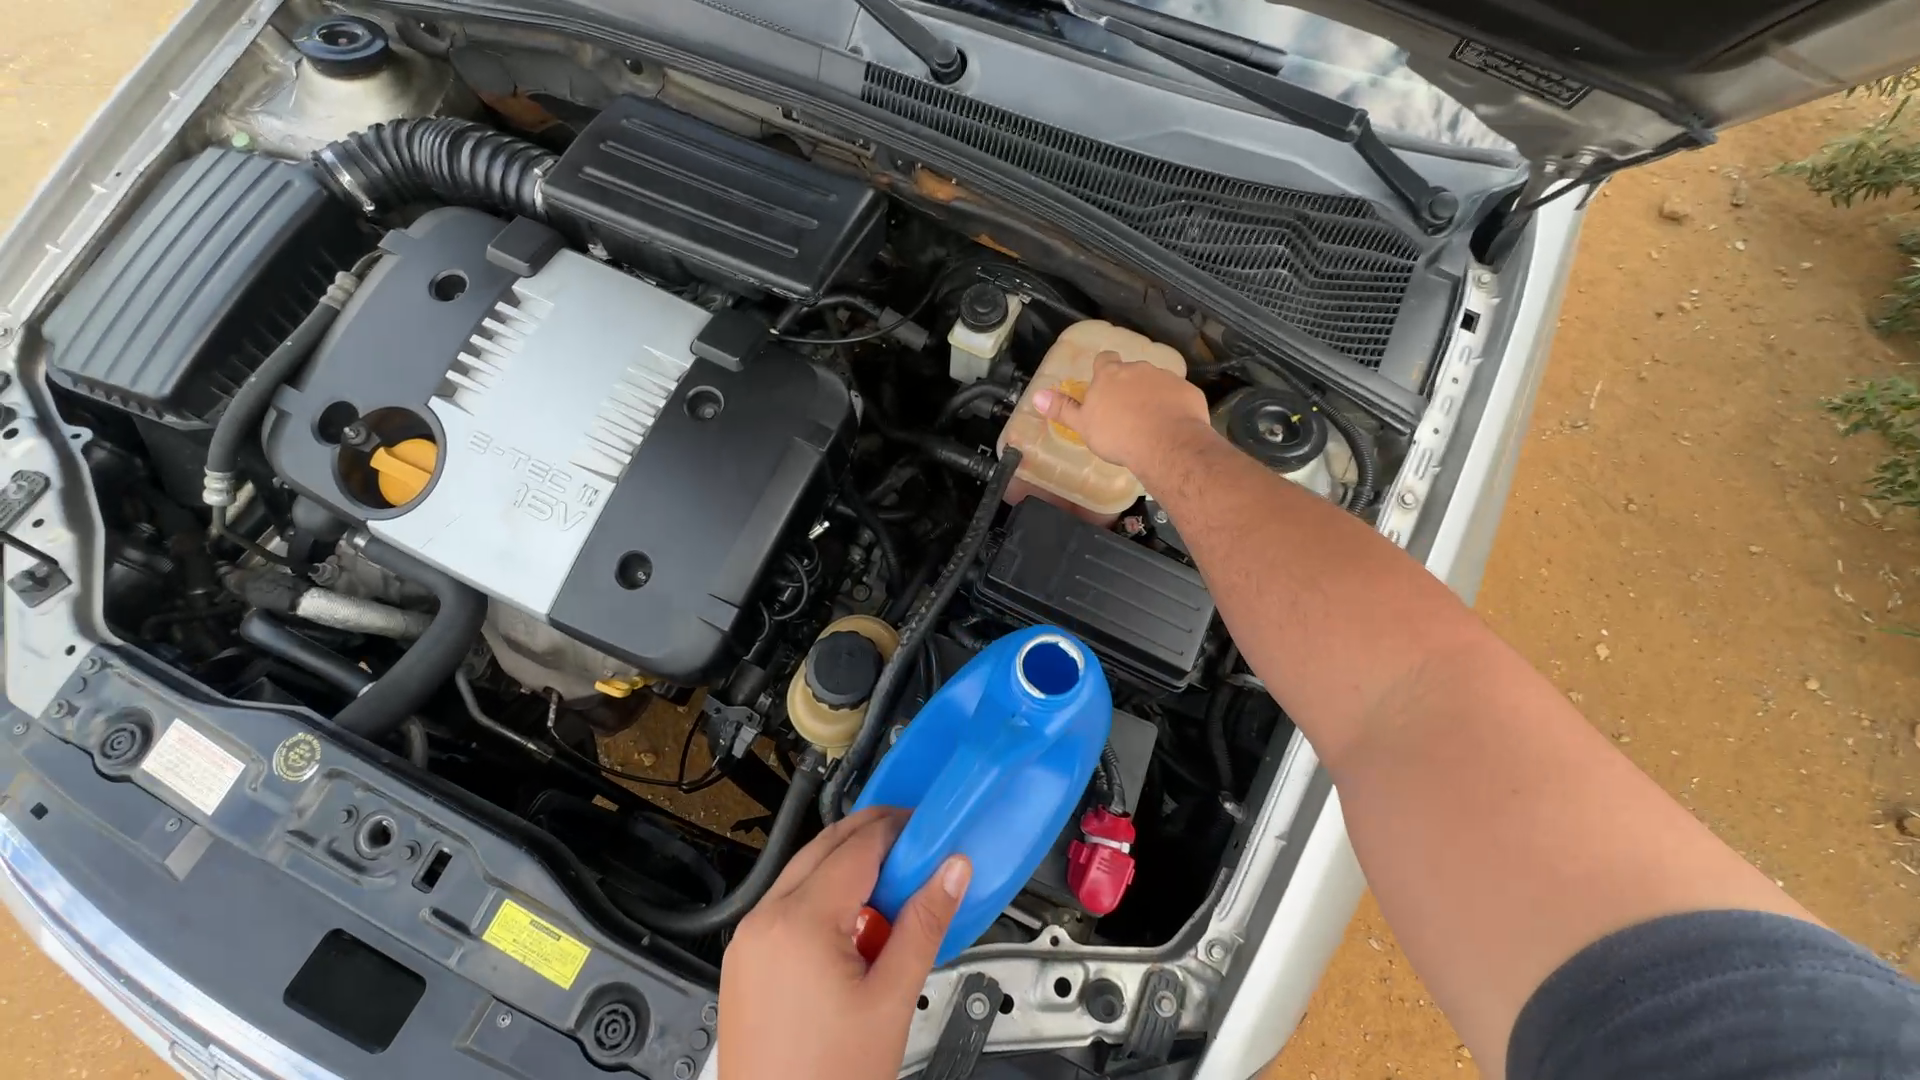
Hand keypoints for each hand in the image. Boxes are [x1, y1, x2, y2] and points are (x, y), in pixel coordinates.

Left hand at [719, 806, 971, 1079]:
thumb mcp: (892, 1000)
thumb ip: (924, 924)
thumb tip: (952, 871)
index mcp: (799, 922)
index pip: (857, 847)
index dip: (897, 829)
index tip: (927, 828)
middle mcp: (763, 920)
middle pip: (825, 847)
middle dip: (873, 837)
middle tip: (916, 846)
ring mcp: (748, 940)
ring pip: (804, 873)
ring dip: (848, 867)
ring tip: (894, 892)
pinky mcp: (744, 960)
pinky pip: (787, 904)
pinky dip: (823, 897)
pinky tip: (856, 926)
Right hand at [1030, 351, 1211, 473]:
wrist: (1165, 444)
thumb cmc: (1118, 435)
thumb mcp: (1083, 425)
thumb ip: (1062, 409)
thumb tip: (1037, 396)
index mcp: (1110, 375)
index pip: (1104, 359)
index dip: (1103, 369)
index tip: (1103, 383)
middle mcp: (1138, 369)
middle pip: (1131, 371)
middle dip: (1129, 385)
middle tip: (1125, 411)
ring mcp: (1165, 378)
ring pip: (1156, 382)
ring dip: (1151, 395)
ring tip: (1148, 421)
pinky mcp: (1187, 390)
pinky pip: (1177, 395)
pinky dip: (1173, 406)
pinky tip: (1170, 425)